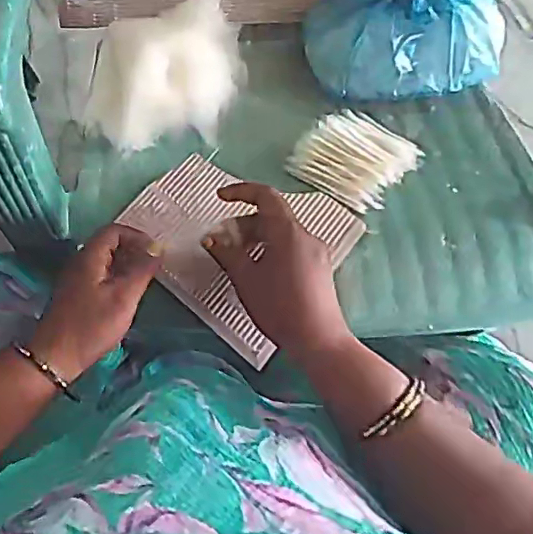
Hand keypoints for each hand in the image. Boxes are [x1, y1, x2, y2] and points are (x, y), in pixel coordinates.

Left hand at [28, 224, 161, 380]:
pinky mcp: (75, 293)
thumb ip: (141, 270)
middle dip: (133, 249)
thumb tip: (156, 247)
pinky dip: (116, 277)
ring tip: (144, 281)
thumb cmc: (91, 326)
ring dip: (125, 264)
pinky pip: (98, 274)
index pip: (113, 230)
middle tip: (153, 266)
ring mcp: (75, 277)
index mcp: (88, 257)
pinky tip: (126, 294)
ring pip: (104, 260)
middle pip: (108, 243)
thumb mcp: (123, 297)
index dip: (137, 236)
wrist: (56, 356)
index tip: (155, 252)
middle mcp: (79, 261)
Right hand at [201, 183, 354, 363]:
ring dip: (255, 239)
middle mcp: (306, 237)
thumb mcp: (245, 279)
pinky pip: (290, 247)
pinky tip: (257, 271)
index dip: (241, 192)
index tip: (221, 197)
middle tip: (222, 242)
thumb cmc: (280, 307)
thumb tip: (212, 239)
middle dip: (243, 225)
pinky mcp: (319, 268)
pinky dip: (269, 249)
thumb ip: (226, 253)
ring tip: (236, 260)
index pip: (265, 196)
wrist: (320, 342)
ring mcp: (316, 253)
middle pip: (271, 217)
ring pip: (280, 233)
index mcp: (288, 233)